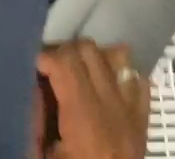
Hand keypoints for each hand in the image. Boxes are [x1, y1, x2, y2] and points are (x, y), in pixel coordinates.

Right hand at [36, 40, 149, 158]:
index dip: (44, 58)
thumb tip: (33, 85)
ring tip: (74, 76)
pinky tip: (102, 86)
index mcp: (87, 124)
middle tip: (47, 72)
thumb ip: (34, 121)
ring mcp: (134, 114)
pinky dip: (119, 74)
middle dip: (64, 54)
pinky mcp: (144, 123)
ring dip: (92, 59)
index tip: (30, 68)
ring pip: (117, 56)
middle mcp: (115, 110)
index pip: (67, 64)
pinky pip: (137, 79)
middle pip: (89, 51)